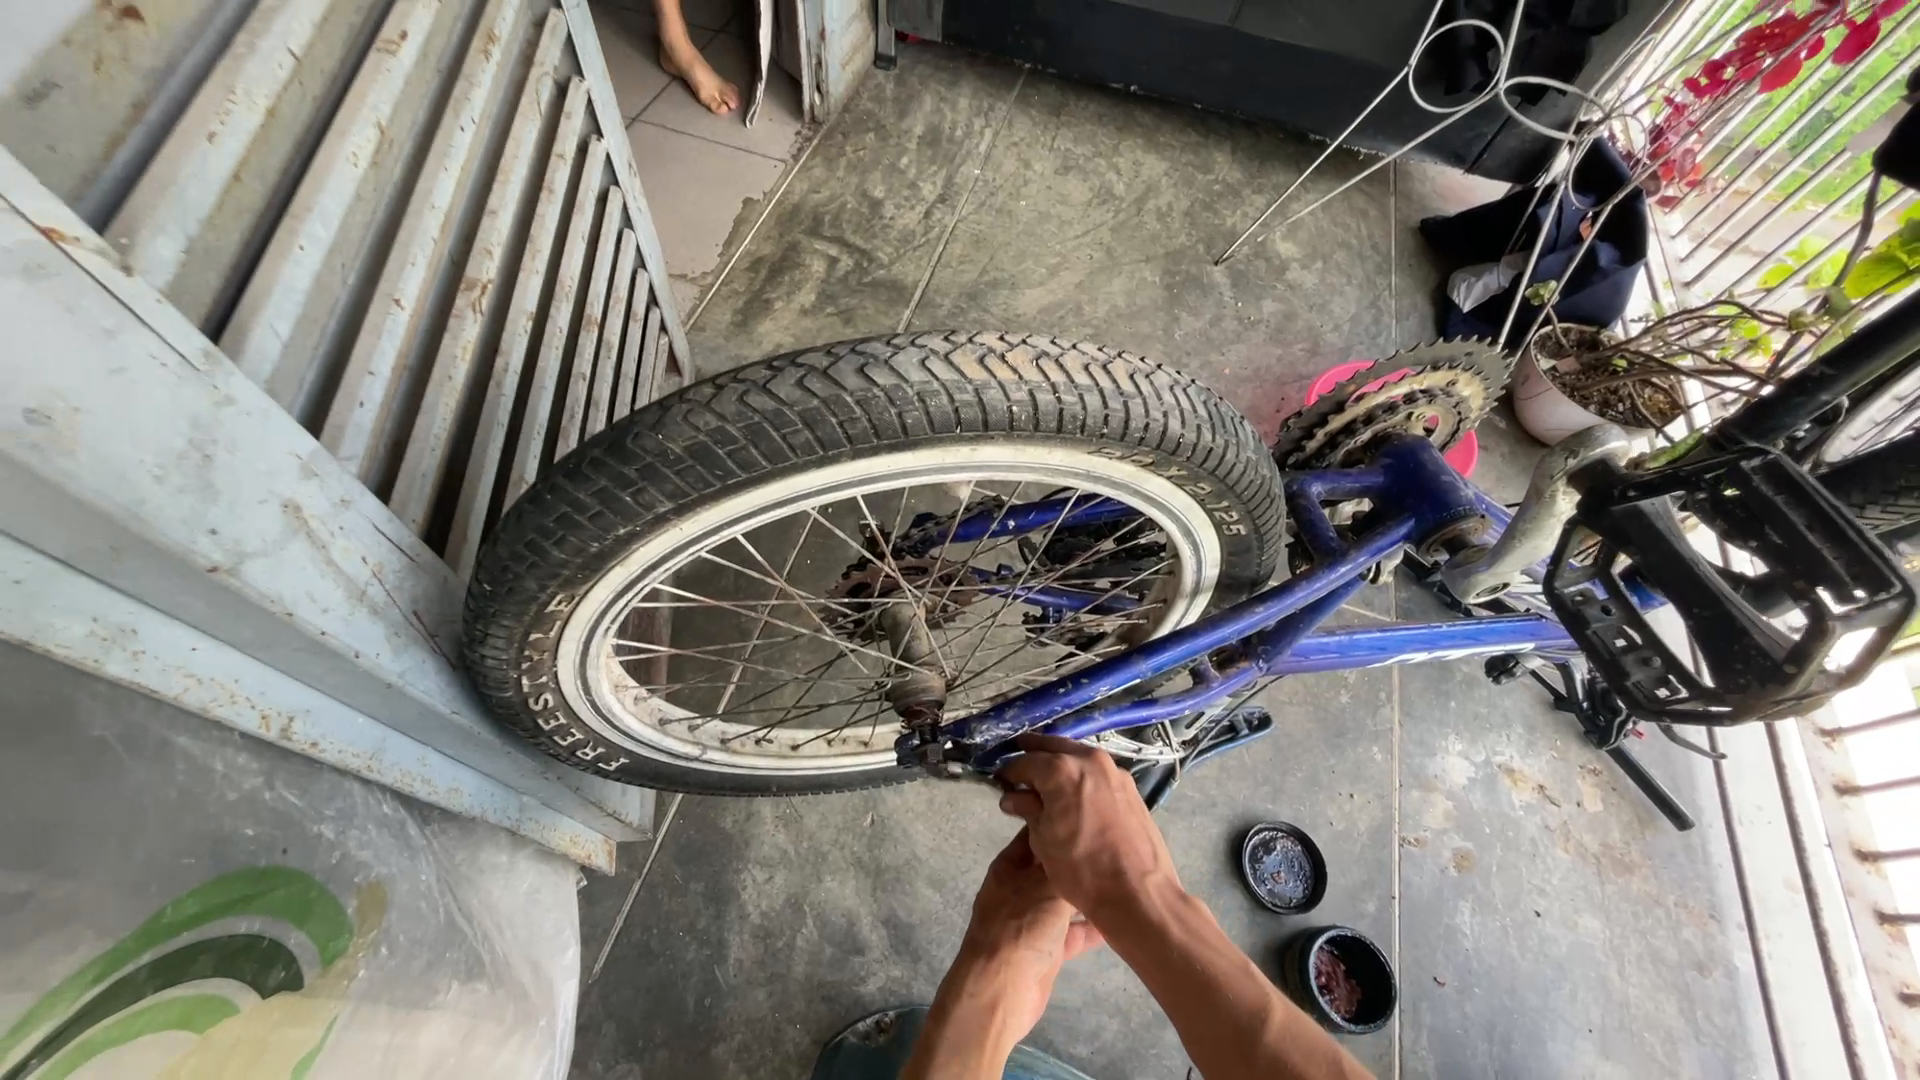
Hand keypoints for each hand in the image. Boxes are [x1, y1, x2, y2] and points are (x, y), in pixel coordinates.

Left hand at [907, 830, 1102, 1076]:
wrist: (1000, 990)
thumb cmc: (1020, 926)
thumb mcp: (1046, 887)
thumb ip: (1066, 867)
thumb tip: (1081, 842)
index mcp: (1011, 865)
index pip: (1037, 833)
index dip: (1059, 821)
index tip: (1089, 812)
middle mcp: (1021, 888)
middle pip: (1054, 867)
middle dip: (1079, 859)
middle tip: (1116, 845)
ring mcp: (1034, 919)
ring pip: (1066, 900)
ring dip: (1088, 894)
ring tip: (1123, 880)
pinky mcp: (1047, 949)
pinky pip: (1074, 932)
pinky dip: (1093, 927)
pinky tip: (1120, 920)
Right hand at [996, 733, 1181, 923]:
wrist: (1139, 894)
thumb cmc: (1082, 869)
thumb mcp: (1043, 841)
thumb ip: (1027, 810)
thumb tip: (1013, 797)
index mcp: (1061, 769)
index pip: (1025, 762)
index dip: (1009, 772)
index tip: (999, 780)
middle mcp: (1089, 760)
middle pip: (1053, 747)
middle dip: (1033, 753)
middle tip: (1018, 762)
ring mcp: (1113, 770)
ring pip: (1078, 755)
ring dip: (1059, 760)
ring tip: (1044, 776)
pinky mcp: (1129, 786)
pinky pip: (1096, 770)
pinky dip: (1080, 773)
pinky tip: (1072, 789)